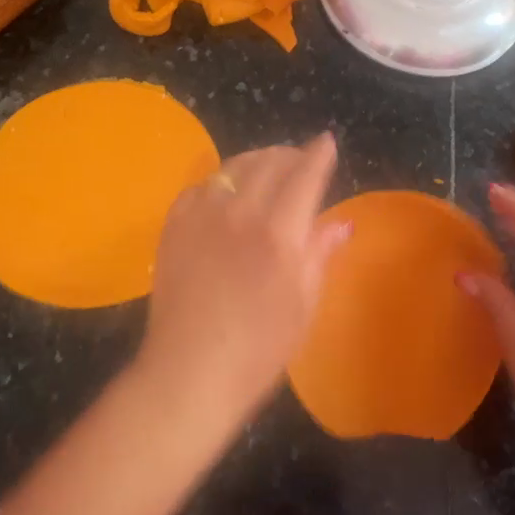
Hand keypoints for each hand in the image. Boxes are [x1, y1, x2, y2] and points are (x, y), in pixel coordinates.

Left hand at [137, 133, 349, 414]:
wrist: (189, 372)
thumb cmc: (259, 349)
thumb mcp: (304, 305)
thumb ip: (320, 254)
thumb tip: (341, 223)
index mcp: (280, 233)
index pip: (305, 174)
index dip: (319, 154)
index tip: (327, 142)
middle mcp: (240, 212)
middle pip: (269, 162)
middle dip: (289, 154)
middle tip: (300, 160)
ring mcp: (201, 216)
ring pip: (232, 168)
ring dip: (256, 161)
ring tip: (267, 169)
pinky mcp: (173, 227)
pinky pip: (199, 187)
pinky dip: (218, 182)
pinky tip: (225, 193)